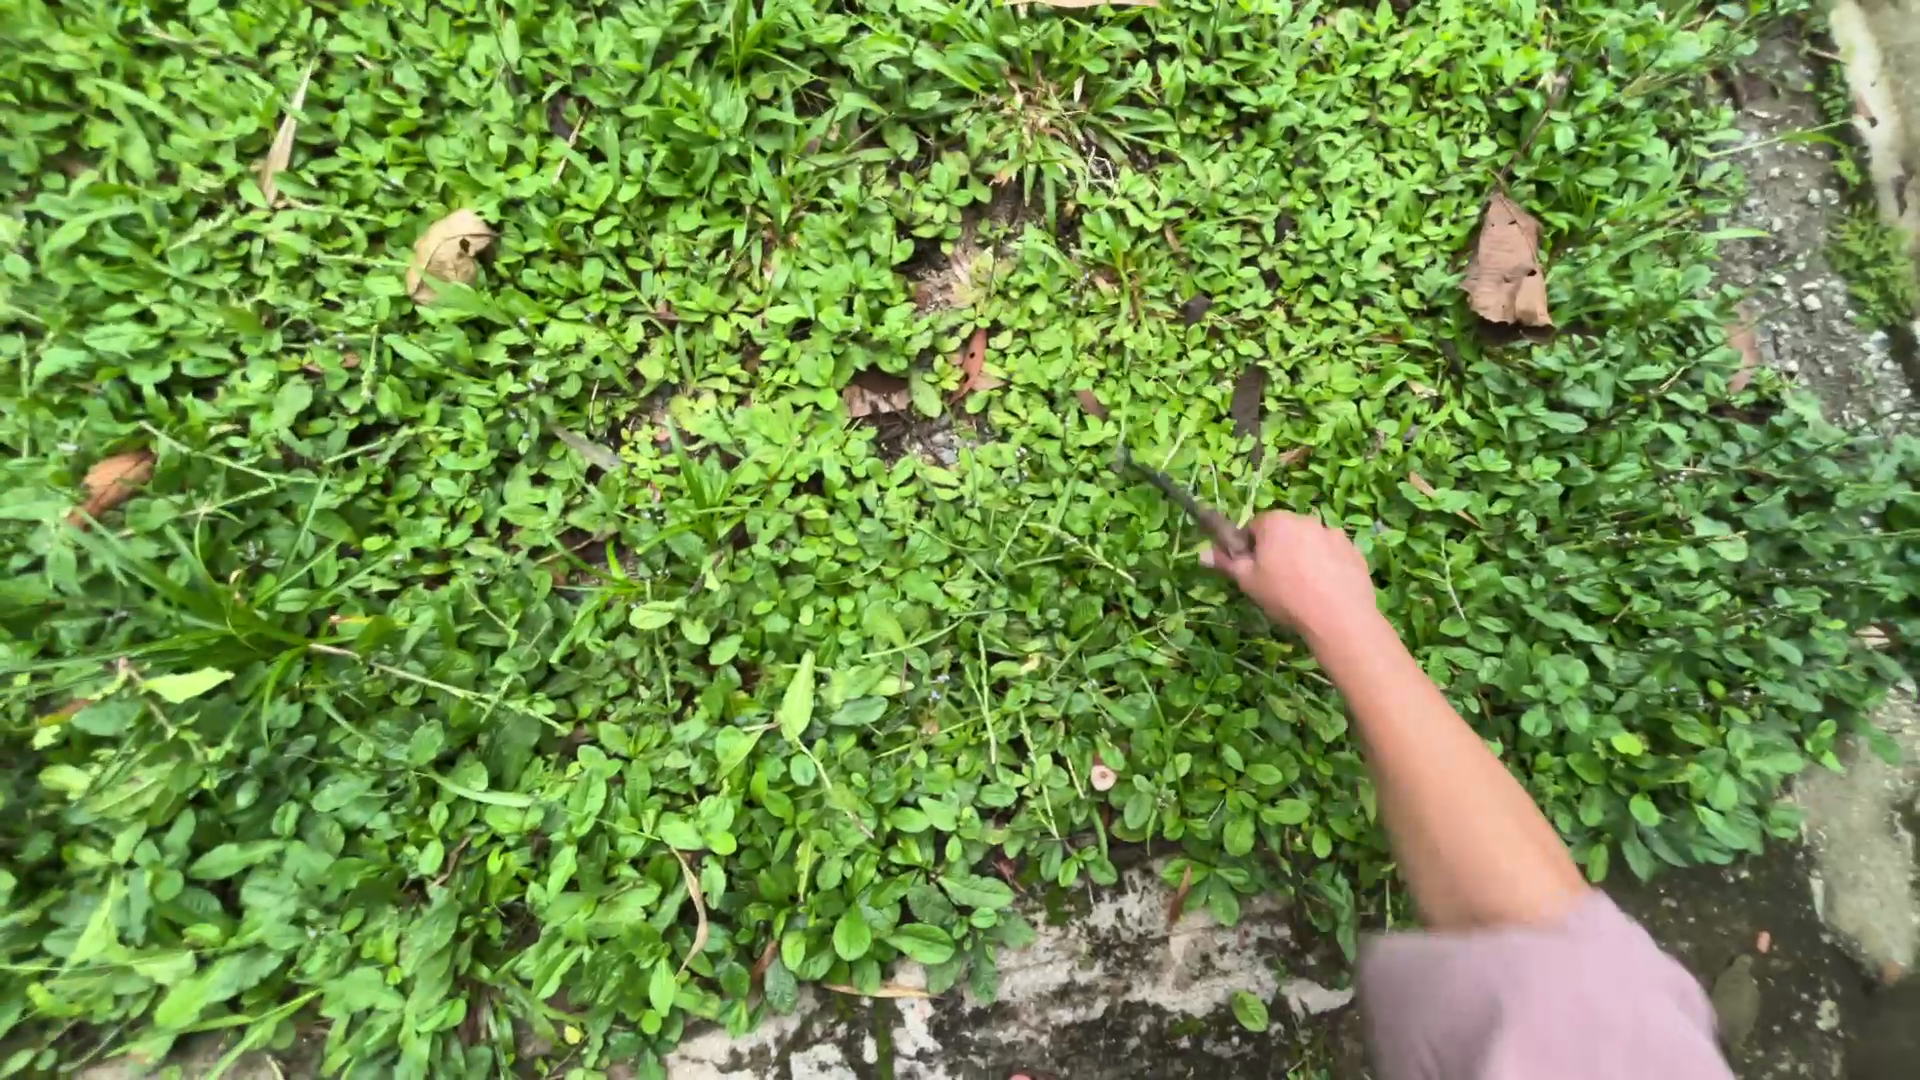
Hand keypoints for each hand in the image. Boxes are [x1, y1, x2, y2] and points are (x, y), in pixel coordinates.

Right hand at [1200, 511, 1379, 640]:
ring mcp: (1332, 533)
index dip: (1250, 546)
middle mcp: (1305, 519)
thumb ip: (1226, 562)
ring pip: (1307, 541)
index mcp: (1275, 522)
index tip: (1252, 568)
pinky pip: (1330, 552)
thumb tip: (1201, 552)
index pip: (1254, 526)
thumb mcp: (1247, 581)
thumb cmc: (1285, 595)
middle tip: (1274, 578)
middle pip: (1282, 530)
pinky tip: (1323, 587)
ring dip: (1302, 555)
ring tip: (1302, 586)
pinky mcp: (1353, 549)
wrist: (1338, 616)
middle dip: (1276, 548)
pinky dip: (1325, 564)